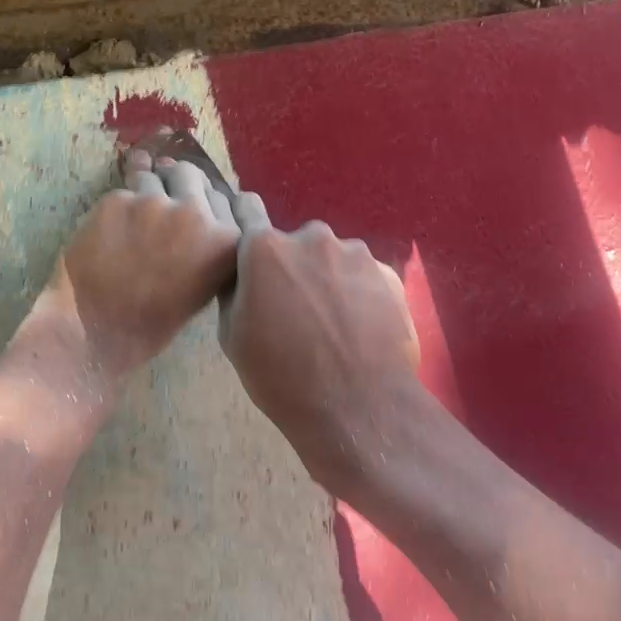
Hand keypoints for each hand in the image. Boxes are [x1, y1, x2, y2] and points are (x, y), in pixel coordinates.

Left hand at [40, 147, 242, 386]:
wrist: (96, 330)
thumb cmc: (153, 322)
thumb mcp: (202, 286)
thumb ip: (208, 246)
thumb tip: (200, 211)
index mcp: (226, 241)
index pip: (222, 196)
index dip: (204, 198)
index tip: (191, 204)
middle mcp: (196, 214)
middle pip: (190, 174)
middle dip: (178, 182)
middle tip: (164, 198)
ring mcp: (155, 203)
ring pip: (153, 174)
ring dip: (146, 187)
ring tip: (135, 212)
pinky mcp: (117, 200)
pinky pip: (122, 191)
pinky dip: (119, 205)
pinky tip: (111, 226)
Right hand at [220, 208, 421, 492]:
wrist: (358, 408)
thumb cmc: (282, 376)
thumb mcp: (233, 336)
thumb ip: (235, 289)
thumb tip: (243, 273)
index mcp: (265, 248)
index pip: (247, 212)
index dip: (244, 218)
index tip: (248, 234)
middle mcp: (311, 237)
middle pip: (295, 243)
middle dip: (294, 266)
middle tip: (297, 309)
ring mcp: (354, 253)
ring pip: (333, 260)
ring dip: (329, 280)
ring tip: (334, 326)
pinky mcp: (387, 273)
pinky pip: (363, 277)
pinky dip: (359, 295)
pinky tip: (360, 331)